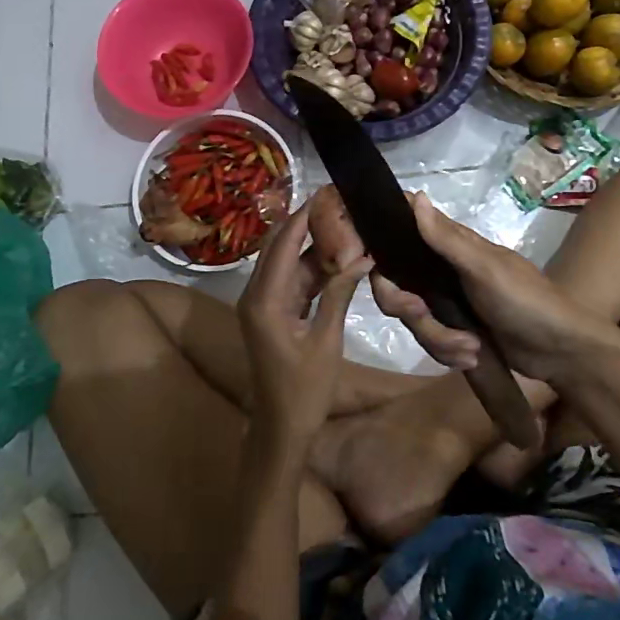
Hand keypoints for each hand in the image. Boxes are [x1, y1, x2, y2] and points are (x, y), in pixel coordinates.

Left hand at [238, 206, 374, 441]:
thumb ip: (340, 293)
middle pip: (281, 248)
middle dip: (310, 224)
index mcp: (264, 300)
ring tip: (348, 225)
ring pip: (290, 264)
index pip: (282, 244)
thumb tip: (363, 255)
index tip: (329, 192)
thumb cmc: (303, 389)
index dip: (304, 216)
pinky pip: (294, 282)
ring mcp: (264, 305)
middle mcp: (257, 295)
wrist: (282, 428)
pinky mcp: (275, 314)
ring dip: (316, 247)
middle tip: (342, 204)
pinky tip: (341, 258)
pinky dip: (315, 270)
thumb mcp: (327, 339)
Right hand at [378, 193, 619, 385]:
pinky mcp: (458, 333)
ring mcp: (451, 306)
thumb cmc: (528, 301)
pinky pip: (434, 344)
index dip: (381, 253)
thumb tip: (414, 196)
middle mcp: (446, 273)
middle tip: (422, 315)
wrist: (561, 352)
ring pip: (417, 323)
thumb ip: (447, 240)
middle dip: (411, 311)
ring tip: (471, 349)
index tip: (366, 266)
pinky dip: (452, 354)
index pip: (403, 239)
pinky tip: (474, 358)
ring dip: (441, 341)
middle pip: (399, 290)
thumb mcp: (486, 269)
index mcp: (454, 248)